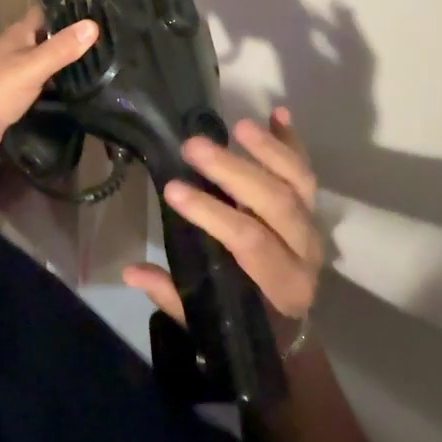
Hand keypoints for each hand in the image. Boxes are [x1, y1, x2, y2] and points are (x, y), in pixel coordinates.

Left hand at [0, 6, 97, 156]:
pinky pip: (41, 83)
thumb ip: (61, 48)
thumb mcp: (33, 65)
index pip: (44, 13)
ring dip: (65, 62)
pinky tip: (79, 88)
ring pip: (44, 61)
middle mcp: (15, 49)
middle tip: (107, 40)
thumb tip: (93, 24)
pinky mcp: (16, 95)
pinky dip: (57, 83)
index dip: (66, 10)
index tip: (97, 10)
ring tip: (101, 62)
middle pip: (46, 37)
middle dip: (70, 38)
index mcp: (17, 35)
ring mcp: (14, 72)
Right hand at [123, 107, 321, 321]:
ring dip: (270, 151)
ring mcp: (311, 226)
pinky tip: (277, 113)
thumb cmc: (243, 319)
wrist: (291, 328)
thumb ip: (171, 294)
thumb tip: (130, 271)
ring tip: (238, 125)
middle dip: (236, 172)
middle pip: (278, 205)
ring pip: (298, 184)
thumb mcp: (206, 318)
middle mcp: (303, 252)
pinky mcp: (310, 209)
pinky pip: (306, 171)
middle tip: (195, 146)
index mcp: (280, 284)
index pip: (251, 243)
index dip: (214, 215)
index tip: (173, 190)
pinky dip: (292, 142)